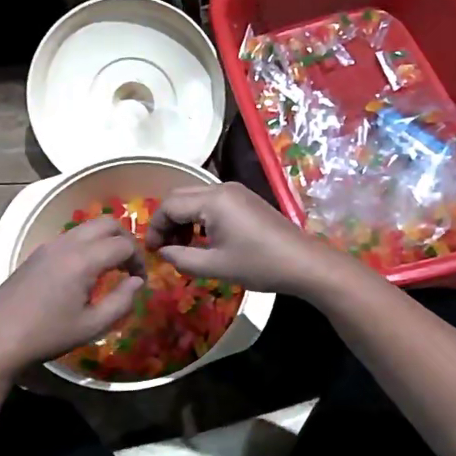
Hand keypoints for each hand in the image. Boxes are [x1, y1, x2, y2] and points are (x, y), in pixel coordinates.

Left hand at [0, 216, 144, 375]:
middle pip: (107, 223)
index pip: (124, 245)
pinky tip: (84, 272)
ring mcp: (49, 246)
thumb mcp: (93, 326)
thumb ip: (122, 302)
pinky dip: (87, 244)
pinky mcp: (37, 253)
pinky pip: (70, 237)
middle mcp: (67, 244)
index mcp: (83, 261)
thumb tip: (137, 282)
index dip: (139, 261)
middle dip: (125, 240)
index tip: (139, 281)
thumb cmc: (48, 335)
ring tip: (110, 267)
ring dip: (105, 240)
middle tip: (129, 265)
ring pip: (87, 227)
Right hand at [146, 182, 348, 295]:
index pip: (169, 205)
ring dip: (184, 219)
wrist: (303, 263)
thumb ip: (182, 258)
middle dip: (168, 221)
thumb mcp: (215, 267)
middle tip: (165, 248)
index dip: (156, 228)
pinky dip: (200, 218)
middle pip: (180, 196)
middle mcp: (222, 188)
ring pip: (196, 198)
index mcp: (213, 200)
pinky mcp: (246, 200)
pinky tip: (204, 240)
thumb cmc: (258, 265)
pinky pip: (212, 202)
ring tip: (184, 247)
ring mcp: (237, 192)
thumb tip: (163, 253)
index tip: (152, 251)